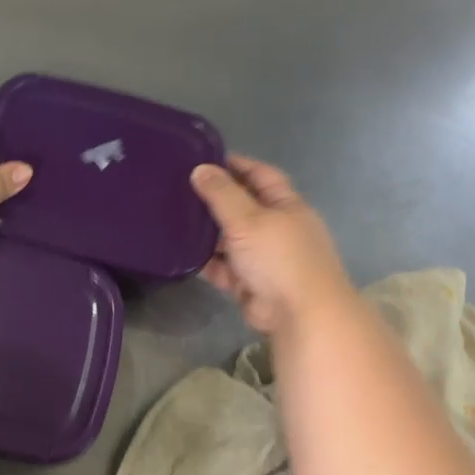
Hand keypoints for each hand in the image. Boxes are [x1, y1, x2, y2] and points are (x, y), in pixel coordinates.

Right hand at [191, 155, 355, 336]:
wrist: (300, 314)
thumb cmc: (279, 258)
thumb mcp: (248, 219)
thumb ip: (222, 194)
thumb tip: (200, 169)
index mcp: (287, 206)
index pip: (261, 176)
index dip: (236, 165)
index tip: (204, 159)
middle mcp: (277, 229)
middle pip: (243, 207)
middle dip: (216, 200)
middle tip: (180, 190)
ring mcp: (264, 258)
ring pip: (230, 239)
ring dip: (207, 233)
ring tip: (174, 219)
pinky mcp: (250, 284)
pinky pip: (224, 267)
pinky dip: (206, 262)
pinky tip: (181, 254)